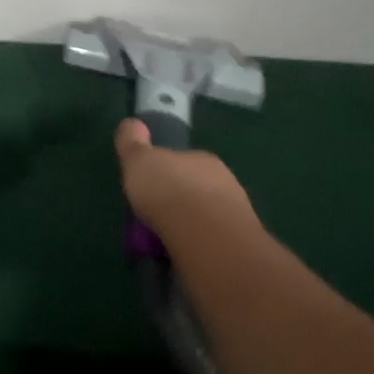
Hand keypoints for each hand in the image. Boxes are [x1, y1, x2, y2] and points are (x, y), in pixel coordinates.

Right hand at [114, 118, 260, 242]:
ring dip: (190, 221)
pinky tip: (182, 249)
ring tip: (166, 235)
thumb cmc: (167, 189)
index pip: (183, 159)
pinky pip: (214, 237)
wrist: (206, 233)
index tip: (149, 183)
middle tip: (156, 211)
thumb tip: (132, 123)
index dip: (164, 170)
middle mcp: (225, 181)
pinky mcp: (241, 243)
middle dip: (179, 196)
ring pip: (208, 213)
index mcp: (202, 158)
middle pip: (196, 186)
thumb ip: (132, 141)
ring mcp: (238, 213)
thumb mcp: (137, 159)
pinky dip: (199, 241)